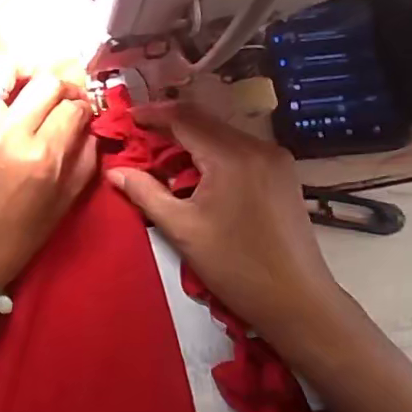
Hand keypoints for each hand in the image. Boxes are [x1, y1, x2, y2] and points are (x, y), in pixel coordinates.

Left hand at [0, 42, 97, 289]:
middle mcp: (8, 132)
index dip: (84, 105)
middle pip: (45, 81)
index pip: (73, 107)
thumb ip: (84, 160)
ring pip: (0, 69)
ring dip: (20, 68)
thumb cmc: (18, 235)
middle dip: (63, 84)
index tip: (82, 112)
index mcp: (42, 155)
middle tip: (63, 95)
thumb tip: (88, 126)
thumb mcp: (64, 203)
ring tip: (27, 78)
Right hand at [106, 104, 355, 349]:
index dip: (152, 113)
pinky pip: (240, 150)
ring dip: (192, 141)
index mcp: (232, 156)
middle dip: (170, 127)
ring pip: (223, 135)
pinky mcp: (283, 173)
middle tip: (139, 139)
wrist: (296, 298)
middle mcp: (258, 146)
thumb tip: (115, 171)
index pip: (185, 117)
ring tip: (163, 159)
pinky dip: (214, 154)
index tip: (126, 118)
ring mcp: (275, 158)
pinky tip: (197, 173)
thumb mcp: (182, 229)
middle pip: (206, 122)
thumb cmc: (235, 266)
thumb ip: (145, 193)